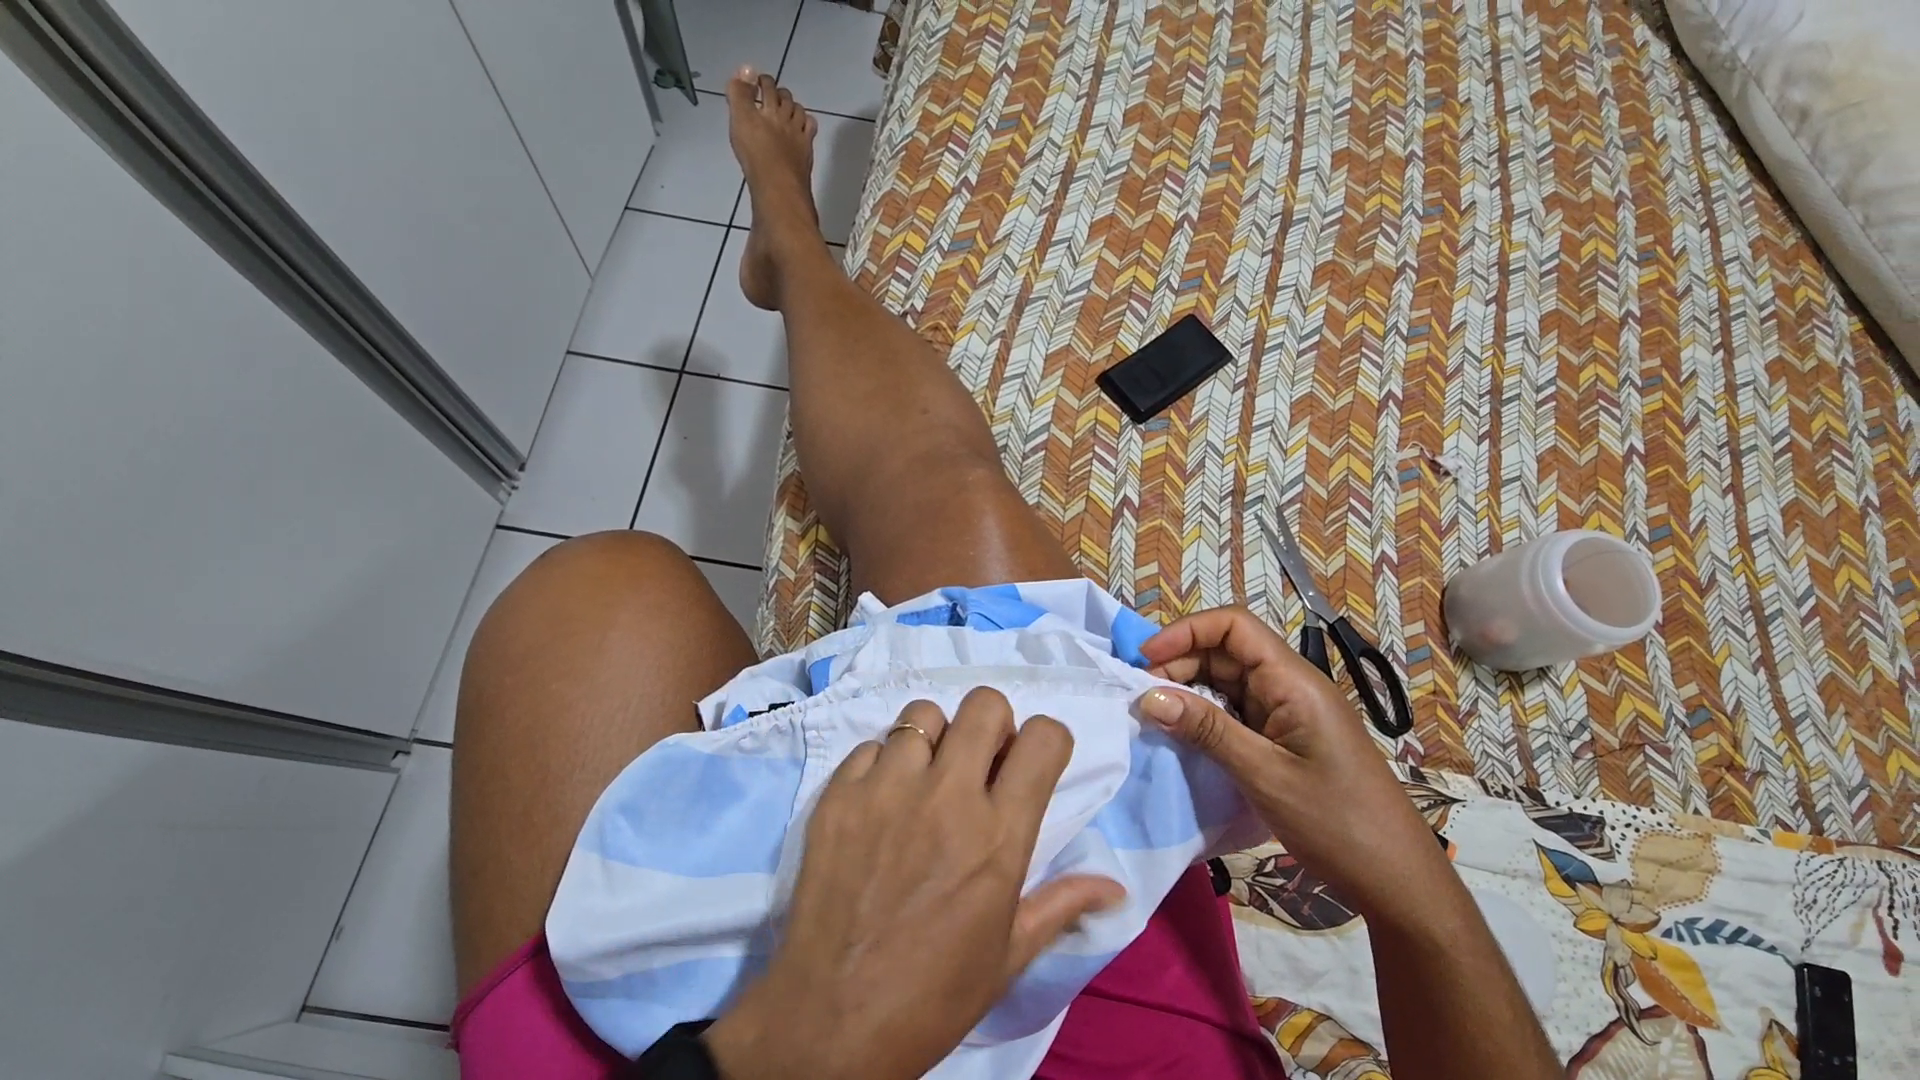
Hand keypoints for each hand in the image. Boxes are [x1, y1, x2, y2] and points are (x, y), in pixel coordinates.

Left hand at [704, 687, 1124, 1079]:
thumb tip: (1115, 888)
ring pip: (922, 715)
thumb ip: (1061, 904)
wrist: (832, 1019)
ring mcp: (886, 790)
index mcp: (1000, 834)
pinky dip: (882, 763)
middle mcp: (947, 796)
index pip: (1044, 738)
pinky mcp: (838, 796)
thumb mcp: (1008, 955)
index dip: (1046, 741)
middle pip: (984, 705)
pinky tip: (879, 802)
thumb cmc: (933, 995)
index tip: (1033, 764)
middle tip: (980, 762)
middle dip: (992, 725)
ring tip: (925, 777)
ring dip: (933, 739)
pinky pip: (870, 746)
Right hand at [1136, 606, 1452, 924]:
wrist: (1393, 876)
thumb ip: (1206, 730)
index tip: (1144, 660)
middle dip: (1179, 663)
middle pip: (1226, 651)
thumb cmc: (1334, 821)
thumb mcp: (1262, 773)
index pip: (1234, 626)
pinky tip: (1182, 736)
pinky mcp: (1285, 738)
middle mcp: (1290, 686)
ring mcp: (1289, 712)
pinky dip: (1205, 716)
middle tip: (1139, 697)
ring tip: (1152, 715)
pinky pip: (1237, 711)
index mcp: (1293, 681)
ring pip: (1228, 682)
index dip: (1186, 632)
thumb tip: (1147, 695)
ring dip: (1188, 690)